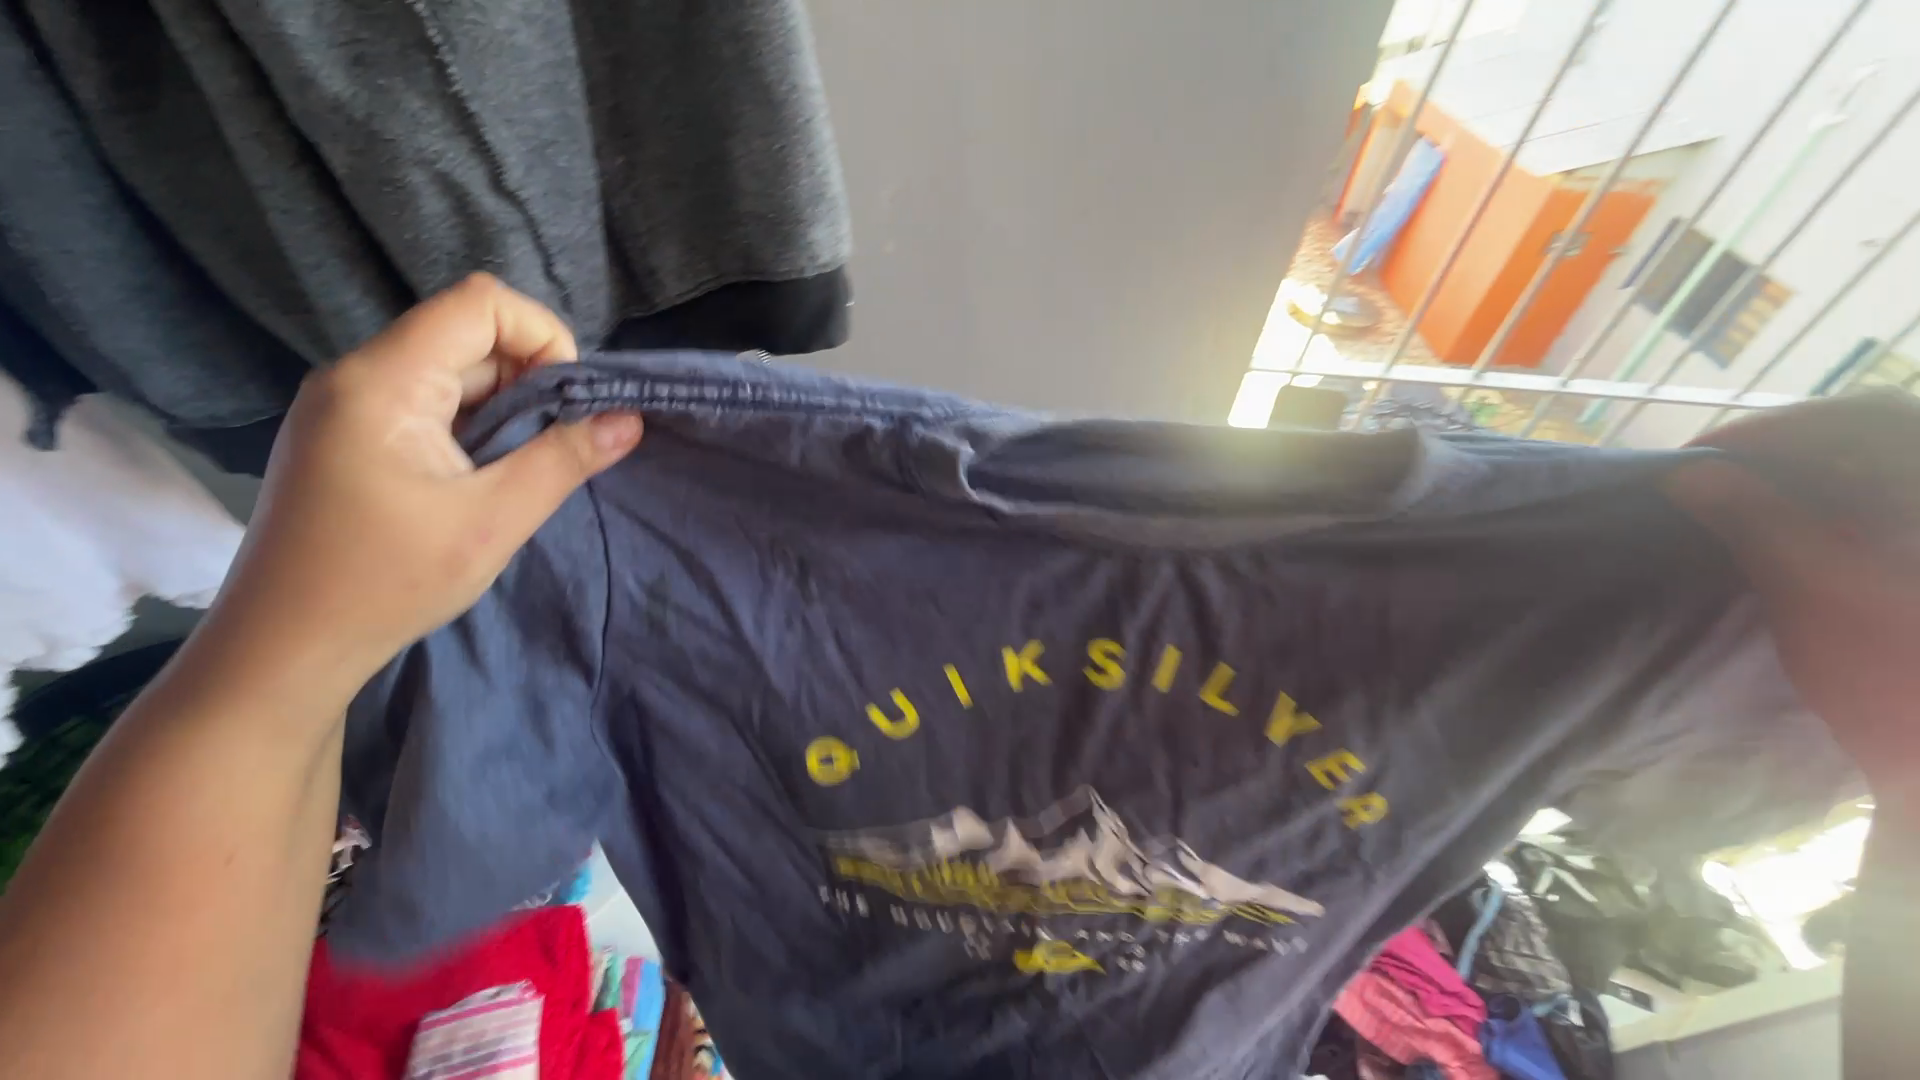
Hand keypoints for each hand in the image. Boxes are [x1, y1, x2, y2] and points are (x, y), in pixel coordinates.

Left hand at [204, 274, 642, 699]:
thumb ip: (565, 460)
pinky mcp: (349, 434)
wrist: (285, 646)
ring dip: (506, 406)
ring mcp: (347, 404)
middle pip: (468, 334)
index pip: (479, 304)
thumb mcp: (494, 521)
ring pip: (453, 370)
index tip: (567, 403)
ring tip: (519, 468)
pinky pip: (430, 401)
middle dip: (531, 378)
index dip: (543, 336)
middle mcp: (358, 375)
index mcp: (383, 381)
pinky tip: (482, 476)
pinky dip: (475, 425)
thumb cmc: (388, 581)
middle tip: (553, 446)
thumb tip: (630, 419)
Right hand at [1666, 392, 1919, 797]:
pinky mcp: (1909, 562)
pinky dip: (1825, 505)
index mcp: (1912, 489)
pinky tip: (1783, 527)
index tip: (1691, 459)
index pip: (1858, 420)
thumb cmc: (1895, 676)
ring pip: (1872, 470)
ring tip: (1733, 501)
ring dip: (1800, 477)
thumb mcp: (1812, 589)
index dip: (1769, 430)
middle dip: (1782, 450)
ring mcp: (1917, 533)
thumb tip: (1686, 473)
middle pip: (1869, 436)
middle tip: (1705, 478)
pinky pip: (1879, 503)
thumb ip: (1753, 519)